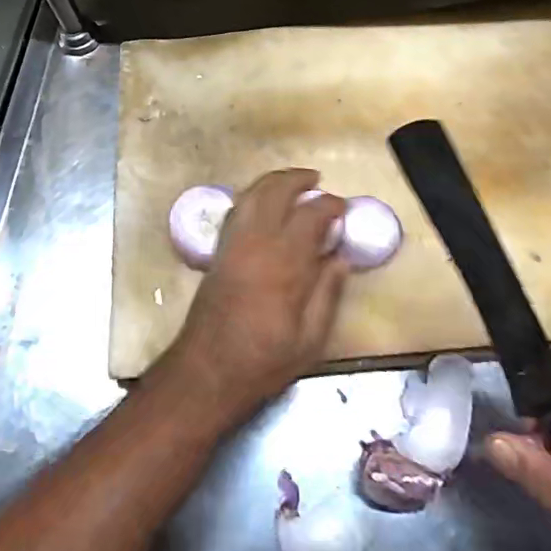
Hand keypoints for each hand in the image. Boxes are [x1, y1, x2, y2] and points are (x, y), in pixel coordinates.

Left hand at [151, 169, 349, 429]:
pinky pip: (236, 209)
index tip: (344, 208)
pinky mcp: (217, 250)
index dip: (330, 205)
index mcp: (284, 262)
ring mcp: (232, 242)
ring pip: (251, 194)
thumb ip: (328, 293)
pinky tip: (263, 204)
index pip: (311, 215)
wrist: (207, 370)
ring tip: (292, 183)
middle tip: (316, 181)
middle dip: (297, 179)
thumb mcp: (311, 338)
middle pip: (275, 191)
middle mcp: (255, 241)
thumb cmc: (264, 360)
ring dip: (272, 182)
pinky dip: (253, 197)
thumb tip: (341, 258)